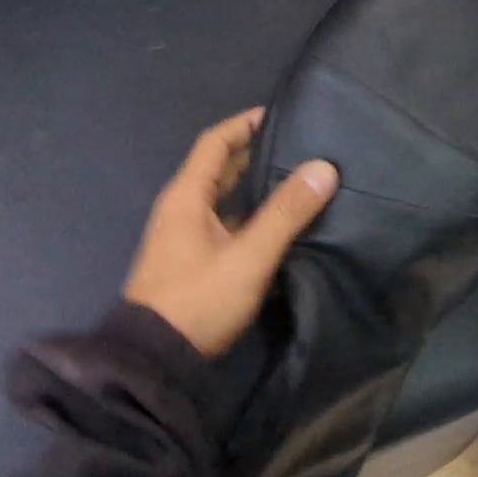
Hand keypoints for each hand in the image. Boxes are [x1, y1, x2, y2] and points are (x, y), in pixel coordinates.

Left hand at [123, 108, 339, 355]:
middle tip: (298, 145)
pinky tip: (277, 224)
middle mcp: (181, 208)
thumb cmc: (198, 300)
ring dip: (252, 184)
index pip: (216, 142)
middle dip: (254, 152)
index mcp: (186, 195)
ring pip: (222, 196)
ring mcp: (184, 236)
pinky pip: (224, 221)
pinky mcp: (192, 261)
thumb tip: (323, 167)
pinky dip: (248, 212)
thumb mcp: (248, 257)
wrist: (154, 361)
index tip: (280, 114)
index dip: (245, 124)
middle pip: (218, 167)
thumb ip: (285, 213)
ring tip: (296, 178)